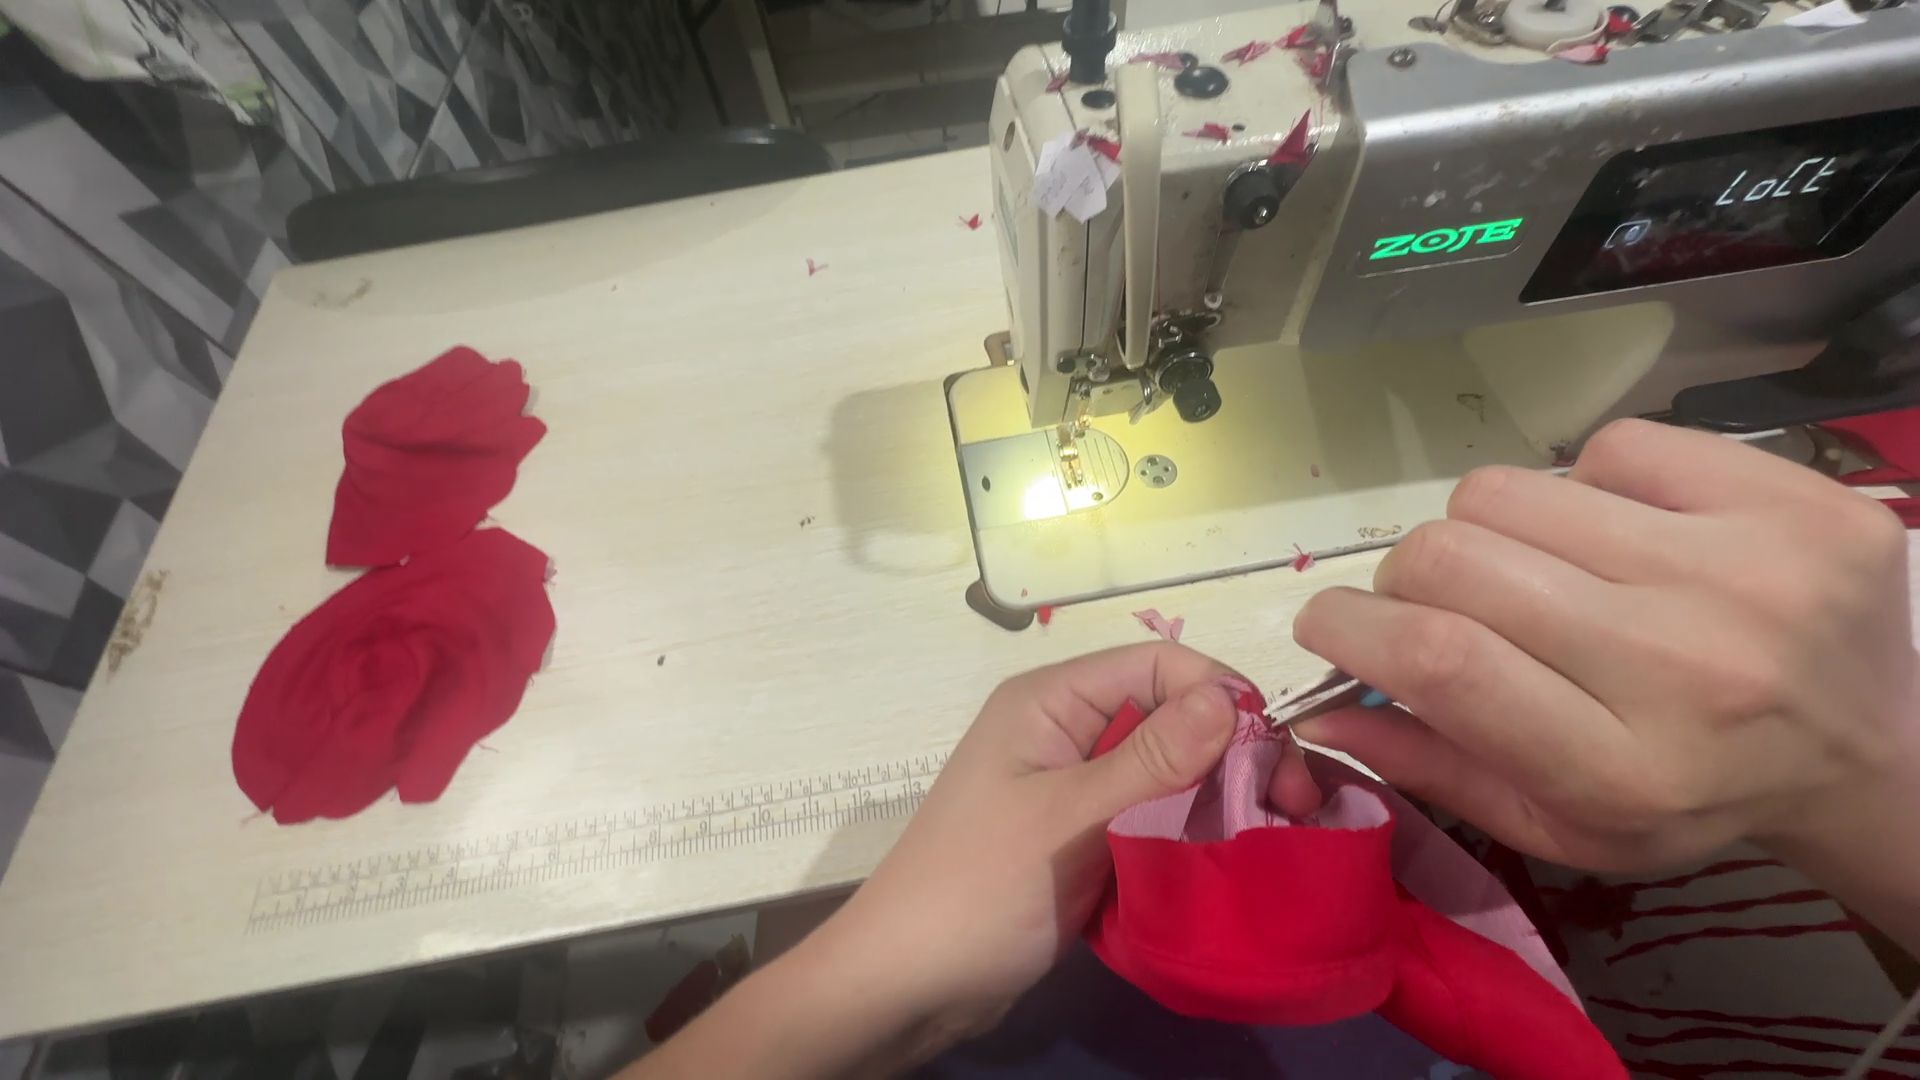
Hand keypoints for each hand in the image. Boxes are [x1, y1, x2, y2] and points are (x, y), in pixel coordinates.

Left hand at [802, 642, 1318, 1048]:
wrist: (909, 980)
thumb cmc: (979, 886)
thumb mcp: (1067, 818)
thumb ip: (1150, 759)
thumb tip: (1229, 696)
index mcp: (1050, 699)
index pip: (1154, 664)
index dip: (1219, 693)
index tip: (1276, 754)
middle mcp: (1065, 727)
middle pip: (1167, 713)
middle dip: (1231, 749)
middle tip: (1294, 806)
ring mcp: (1074, 782)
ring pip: (1165, 766)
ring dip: (1218, 793)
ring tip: (1277, 834)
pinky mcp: (1084, 830)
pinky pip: (1150, 811)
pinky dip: (1191, 827)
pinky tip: (1233, 854)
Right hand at [1293, 419, 1919, 879]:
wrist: (1879, 758)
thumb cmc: (1680, 798)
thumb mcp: (1545, 822)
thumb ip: (1424, 767)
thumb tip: (1316, 713)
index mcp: (1617, 765)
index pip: (1436, 658)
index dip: (1347, 625)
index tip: (1326, 624)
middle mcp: (1685, 663)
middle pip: (1448, 557)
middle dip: (1405, 579)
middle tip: (1440, 606)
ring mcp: (1747, 568)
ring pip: (1499, 493)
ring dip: (1483, 532)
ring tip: (1534, 572)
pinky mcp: (1791, 499)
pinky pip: (1603, 448)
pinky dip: (1579, 488)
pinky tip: (1617, 537)